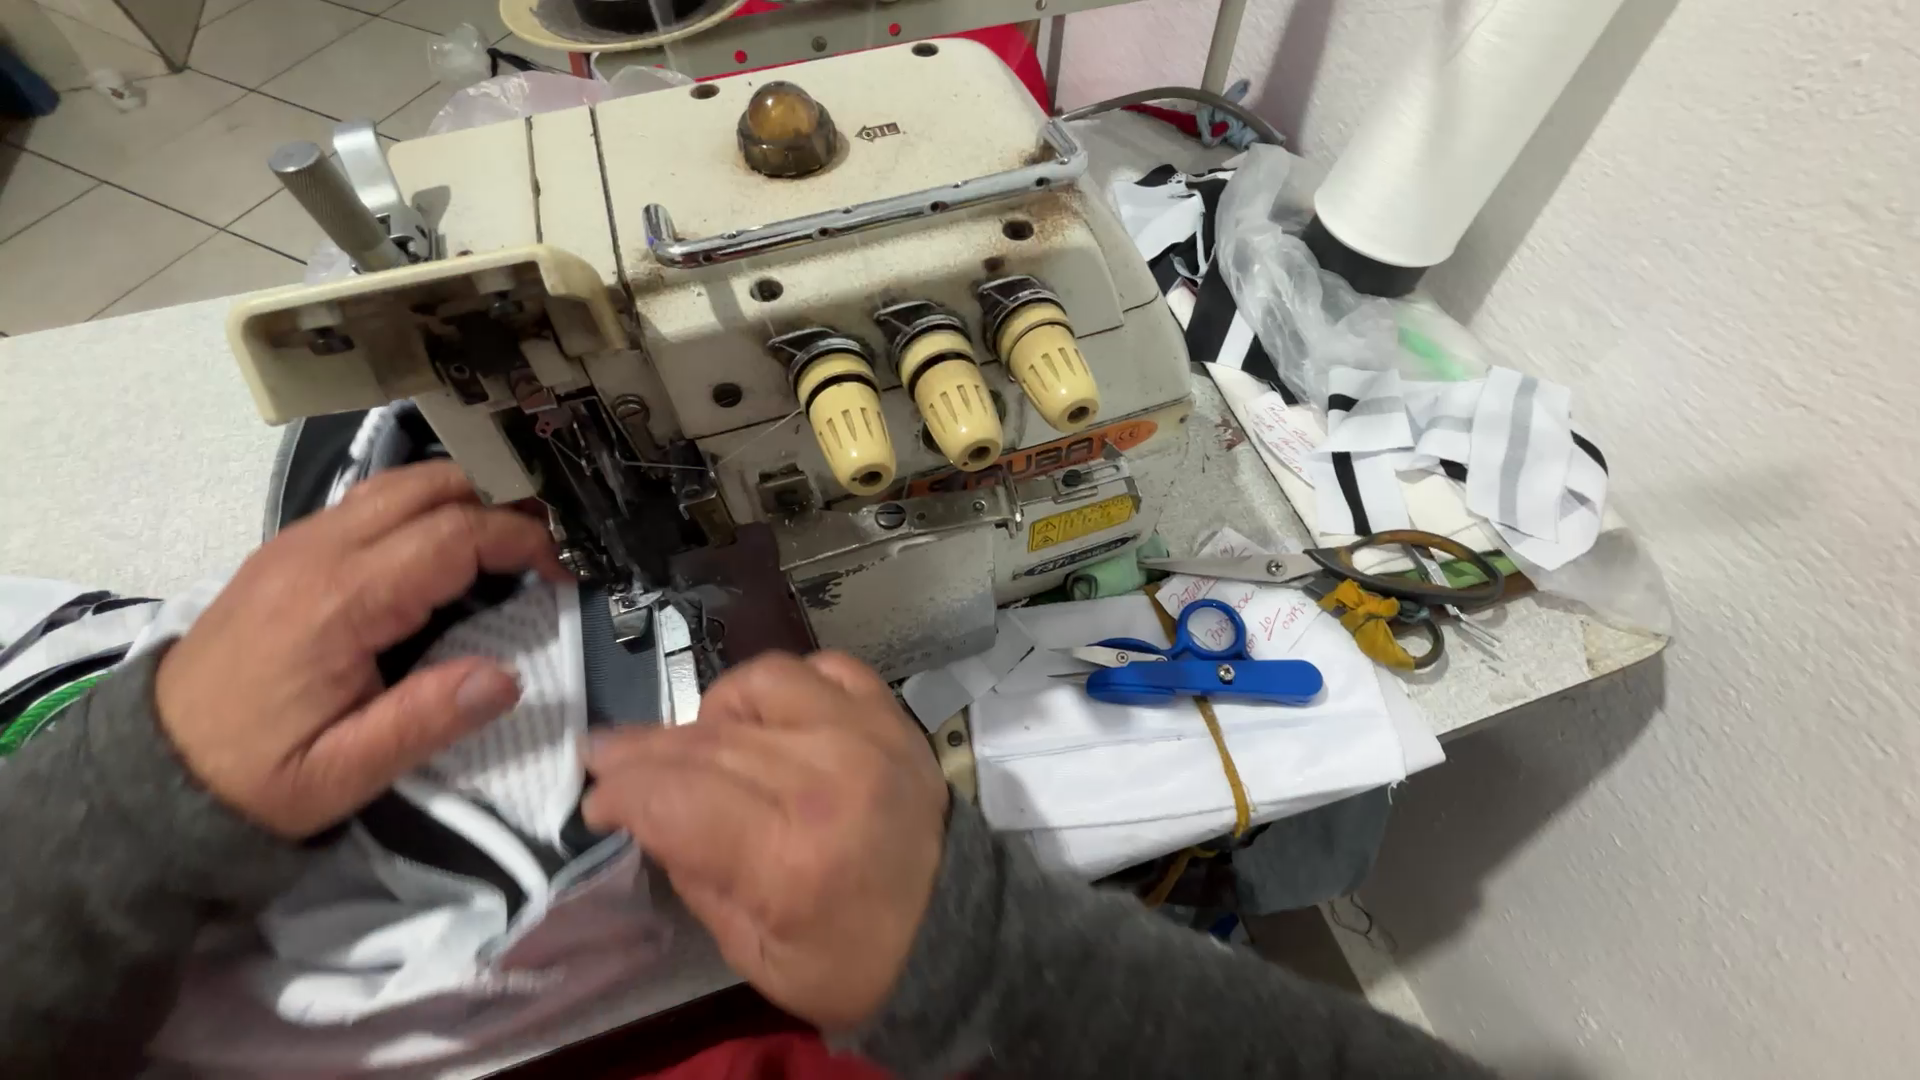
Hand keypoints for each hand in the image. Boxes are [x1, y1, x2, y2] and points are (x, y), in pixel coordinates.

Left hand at [154, 461, 567, 838]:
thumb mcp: (346, 771)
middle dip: (503, 501)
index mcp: (339, 601)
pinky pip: (374, 502)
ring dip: (467, 495)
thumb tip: (509, 677)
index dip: (522, 540)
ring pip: (401, 482)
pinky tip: (454, 543)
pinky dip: (430, 506)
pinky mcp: (292, 552)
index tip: (563, 569)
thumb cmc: (256, 775)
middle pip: (430, 486)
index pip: (454, 534)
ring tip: (512, 534)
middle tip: (549, 538)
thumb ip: (428, 720)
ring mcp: (298, 544)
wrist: (148, 776)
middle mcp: (318, 552)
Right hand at [583, 651, 949, 1031]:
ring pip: (761, 682)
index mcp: (789, 857)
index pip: (675, 797)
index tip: (596, 799)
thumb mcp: (754, 952)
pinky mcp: (890, 715)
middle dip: (642, 750)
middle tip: (609, 758)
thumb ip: (696, 875)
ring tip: (704, 739)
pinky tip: (774, 713)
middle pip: (707, 740)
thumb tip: (649, 811)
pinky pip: (827, 665)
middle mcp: (826, 778)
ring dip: (715, 708)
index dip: (620, 792)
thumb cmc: (851, 958)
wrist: (952, 928)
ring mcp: (864, 734)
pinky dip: (789, 681)